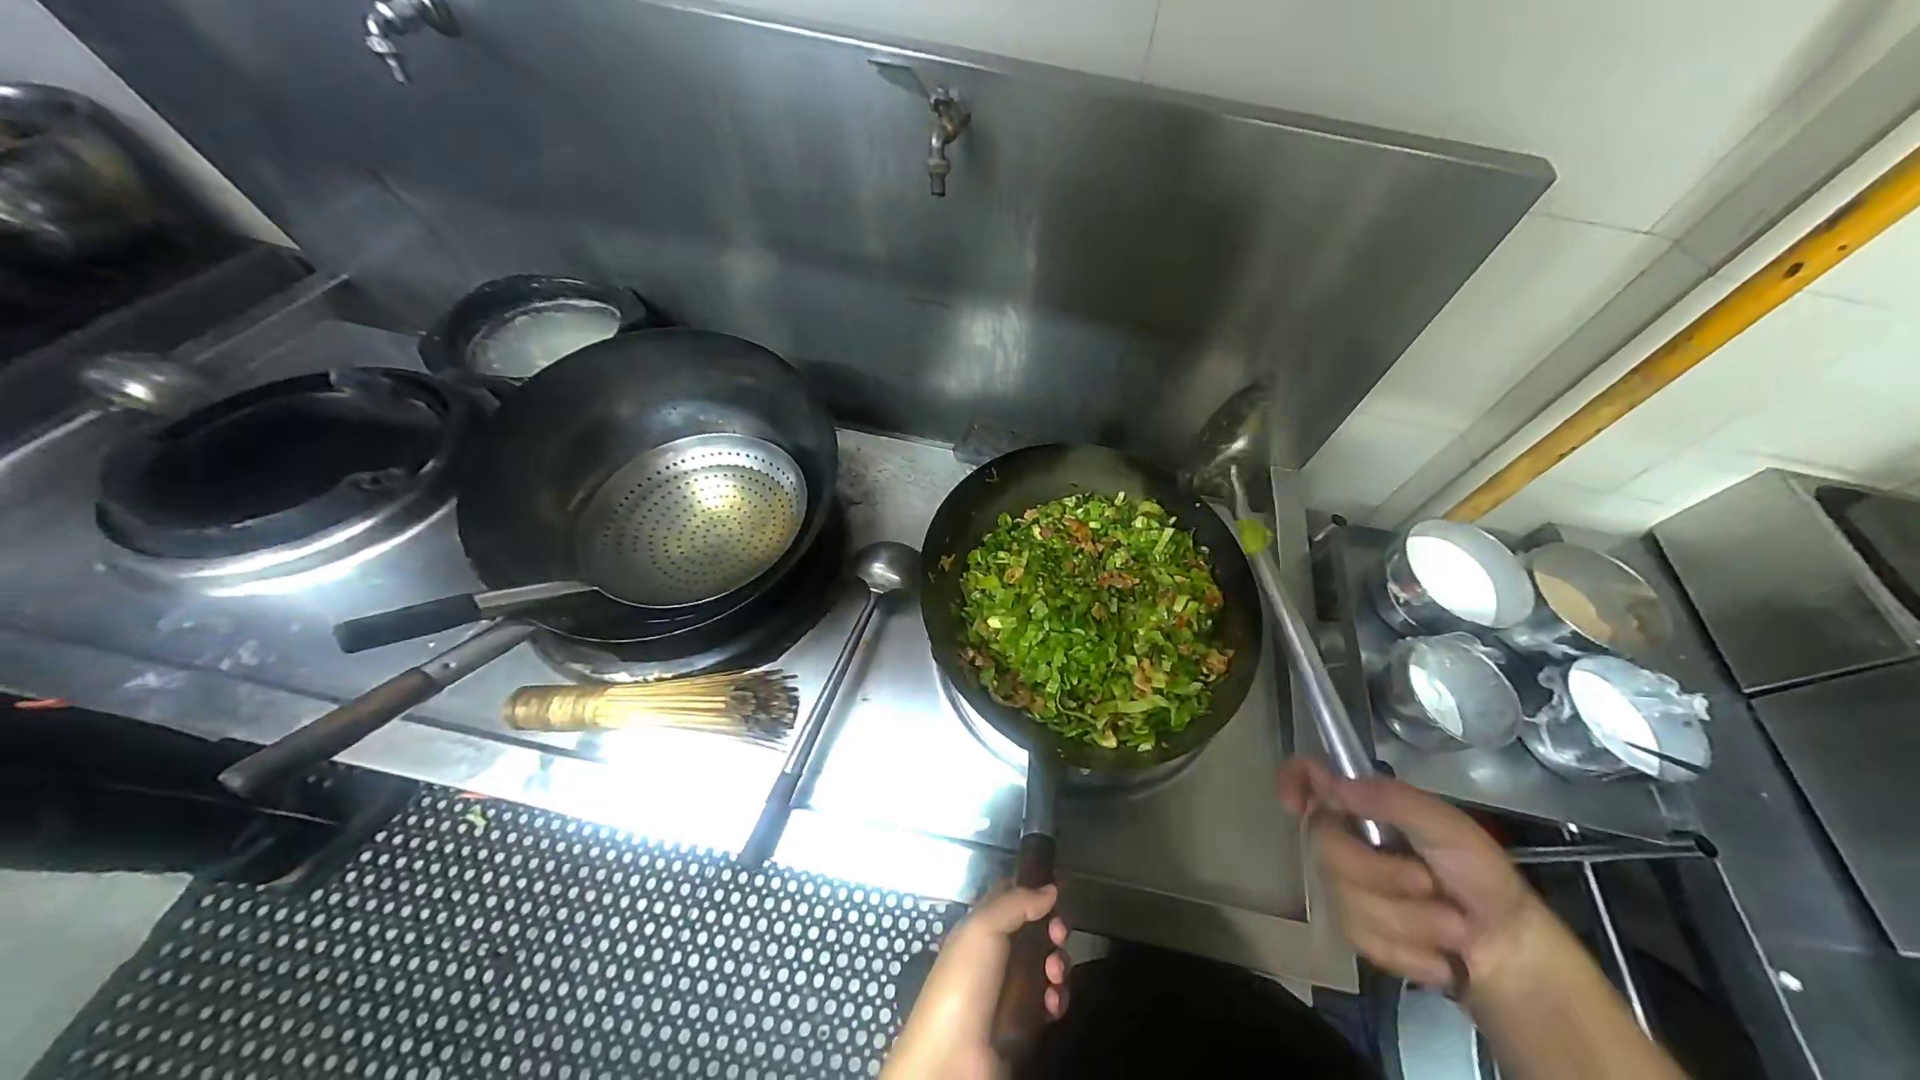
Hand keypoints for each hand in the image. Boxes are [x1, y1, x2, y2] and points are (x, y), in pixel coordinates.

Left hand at [880, 885, 1069, 1079]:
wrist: (953, 1057)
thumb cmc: (964, 981)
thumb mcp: (982, 928)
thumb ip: (1016, 903)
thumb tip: (1050, 889)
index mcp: (979, 929)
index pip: (1010, 901)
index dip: (1032, 895)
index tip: (1054, 896)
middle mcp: (995, 954)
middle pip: (1035, 932)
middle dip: (1053, 930)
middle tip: (1059, 936)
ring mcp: (1011, 989)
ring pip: (1046, 965)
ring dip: (1058, 965)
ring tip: (1053, 977)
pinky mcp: (1025, 1021)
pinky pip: (1050, 1001)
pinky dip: (1058, 998)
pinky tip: (1053, 1003)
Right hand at [1279, 758, 1549, 994]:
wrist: (1509, 952)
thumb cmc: (1481, 876)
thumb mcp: (1451, 829)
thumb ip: (1396, 801)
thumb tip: (1335, 785)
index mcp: (1363, 805)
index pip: (1308, 777)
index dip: (1293, 782)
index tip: (1297, 806)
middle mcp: (1344, 839)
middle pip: (1325, 849)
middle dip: (1382, 876)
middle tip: (1428, 885)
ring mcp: (1345, 885)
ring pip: (1344, 900)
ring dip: (1408, 922)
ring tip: (1450, 928)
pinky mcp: (1354, 929)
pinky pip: (1359, 939)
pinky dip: (1406, 952)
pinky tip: (1434, 955)